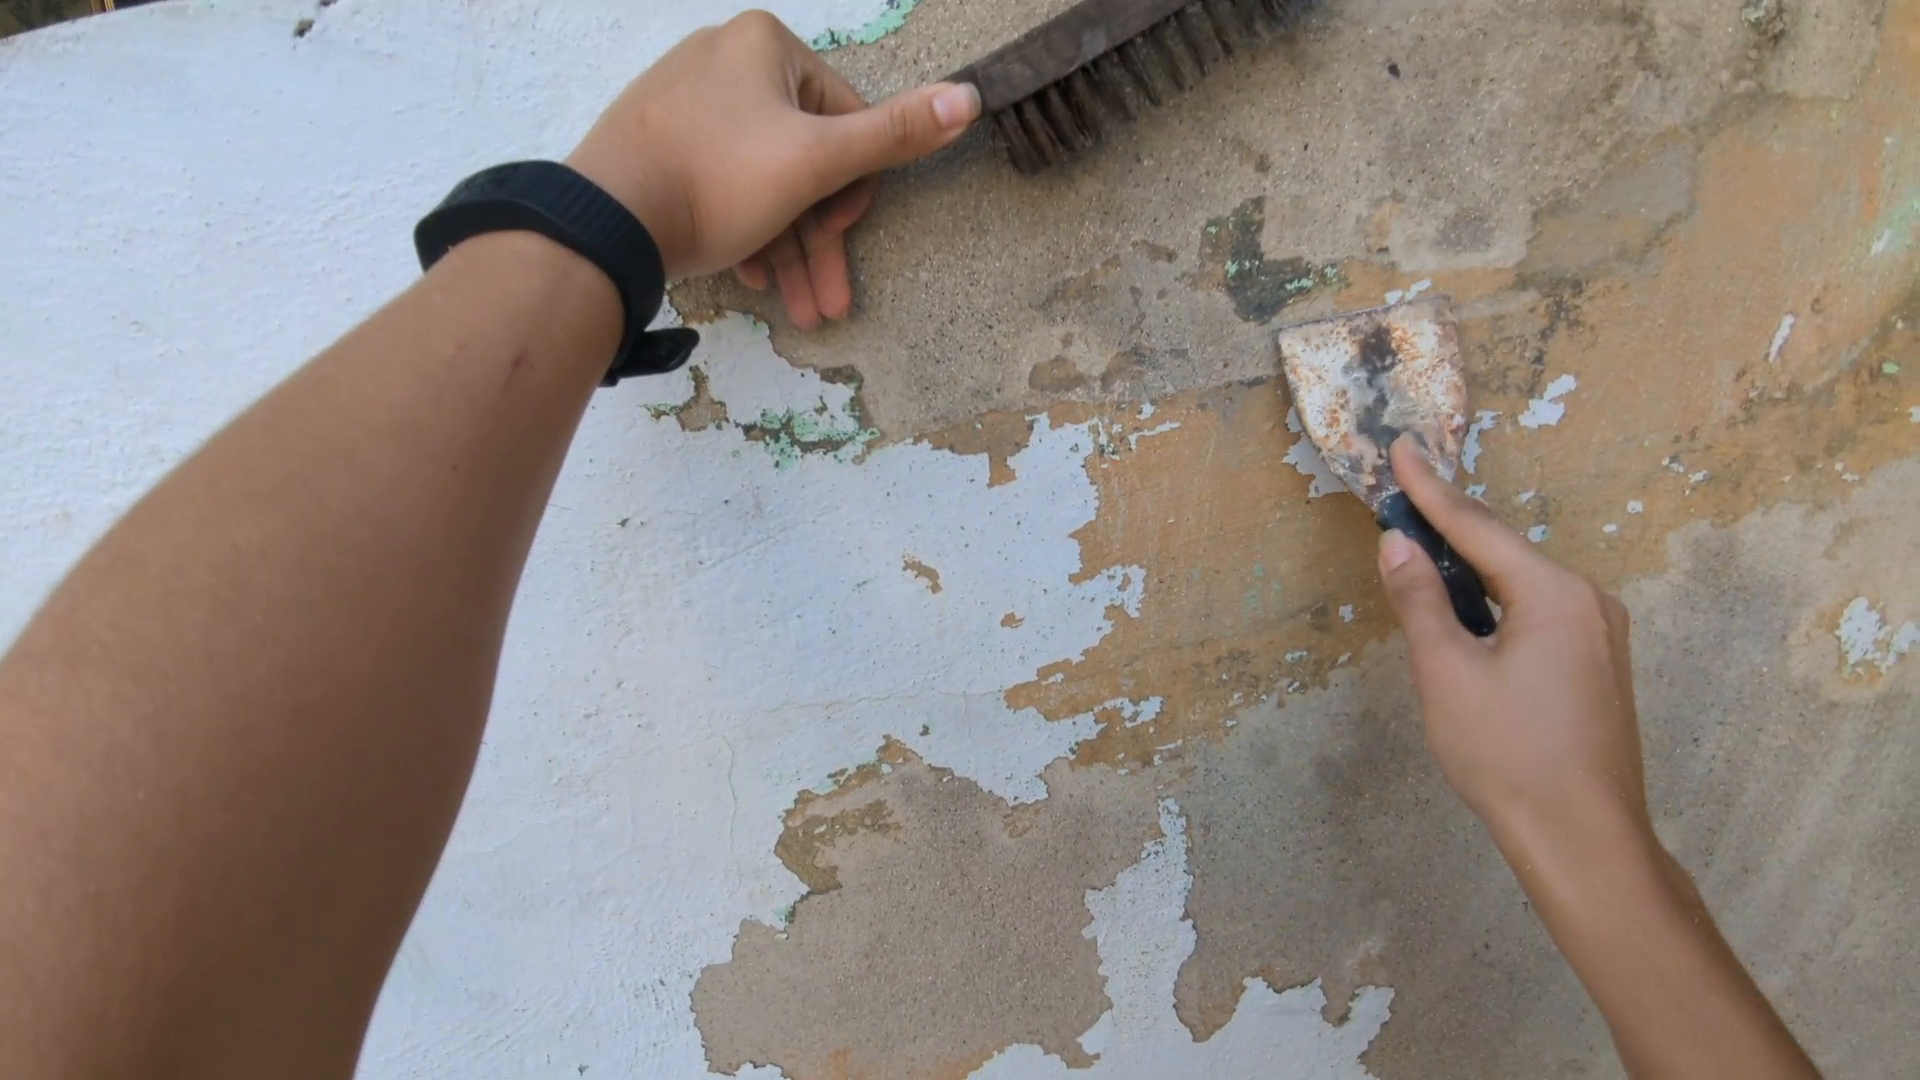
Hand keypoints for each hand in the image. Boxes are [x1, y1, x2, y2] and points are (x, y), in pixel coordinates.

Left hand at [565, 11, 980, 327]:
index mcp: (767, 50)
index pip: (846, 121)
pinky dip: (750, 236)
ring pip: (766, 186)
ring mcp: (690, 106)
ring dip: (791, 255)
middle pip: (804, 163)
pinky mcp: (664, 148)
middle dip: (821, 243)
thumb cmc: (721, 181)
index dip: (853, 189)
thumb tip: (971, 96)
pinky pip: (727, 189)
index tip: (840, 235)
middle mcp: (727, 64)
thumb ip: (894, 136)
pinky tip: (759, 280)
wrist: (607, 222)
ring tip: (803, 313)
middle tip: (830, 305)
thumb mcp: (818, 162)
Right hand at [1375, 436, 1648, 850]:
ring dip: (1465, 558)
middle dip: (1447, 519)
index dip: (1430, 488)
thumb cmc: (1505, 751)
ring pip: (1516, 578)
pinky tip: (1461, 599)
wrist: (1581, 836)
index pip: (1475, 527)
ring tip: (1419, 538)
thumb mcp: (1446, 670)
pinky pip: (1531, 605)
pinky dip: (1488, 592)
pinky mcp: (1593, 660)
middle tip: (1402, 487)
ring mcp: (1598, 632)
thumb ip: (1420, 599)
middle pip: (1501, 547)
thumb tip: (1396, 541)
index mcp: (1553, 594)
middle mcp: (1586, 600)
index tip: (1402, 446)